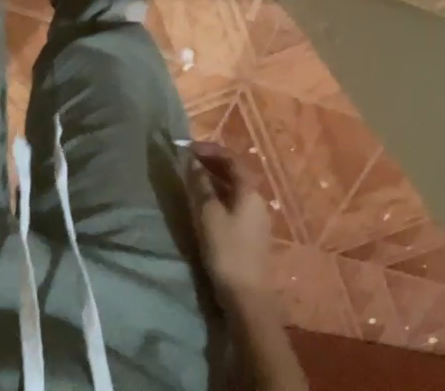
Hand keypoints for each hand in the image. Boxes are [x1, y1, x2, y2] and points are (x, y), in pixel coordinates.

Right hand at [187, 141, 275, 302]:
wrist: (247, 297)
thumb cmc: (227, 251)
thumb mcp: (209, 214)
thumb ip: (201, 186)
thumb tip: (193, 163)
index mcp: (250, 192)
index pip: (231, 159)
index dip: (210, 150)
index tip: (188, 147)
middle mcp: (256, 201)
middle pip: (235, 173)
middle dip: (212, 163)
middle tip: (188, 160)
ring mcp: (255, 219)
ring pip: (234, 189)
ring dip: (214, 179)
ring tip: (192, 178)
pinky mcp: (250, 234)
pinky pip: (233, 204)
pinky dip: (218, 196)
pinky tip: (203, 203)